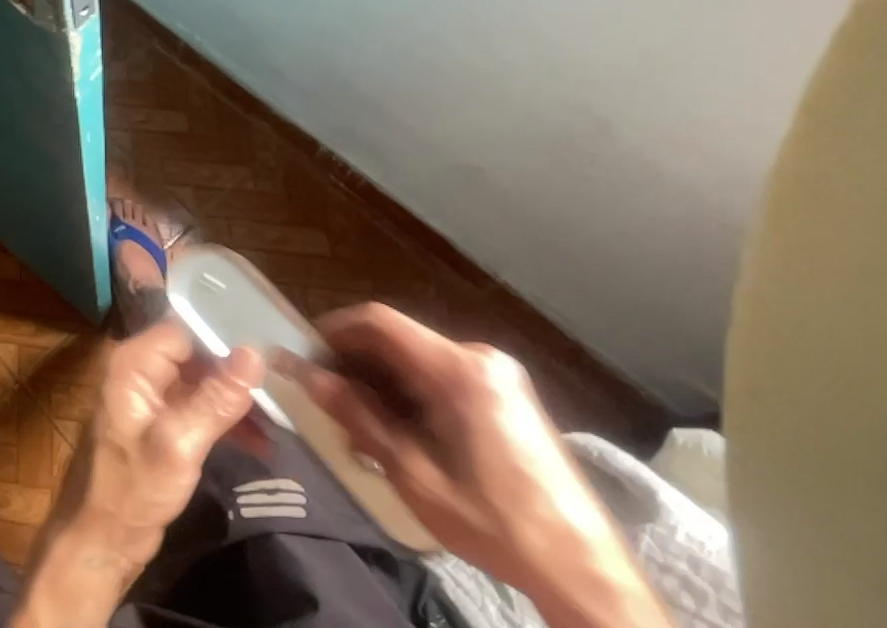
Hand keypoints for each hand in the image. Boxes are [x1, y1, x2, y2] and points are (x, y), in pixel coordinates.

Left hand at [12, 318, 261, 627]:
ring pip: (201, 382)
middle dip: (237, 371)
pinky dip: (225, 421)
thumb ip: (216, 398)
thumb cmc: (132, 488)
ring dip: (236, 401)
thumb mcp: (180, 443)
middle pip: (196, 353)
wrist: (100, 541)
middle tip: (284, 384)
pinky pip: (198, 408)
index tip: (270, 346)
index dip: (224, 335)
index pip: (185, 327)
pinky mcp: (160, 424)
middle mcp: (139, 371)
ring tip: (280, 420)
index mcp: (134, 363)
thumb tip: (253, 353)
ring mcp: (150, 398)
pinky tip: (261, 442)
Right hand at [304, 304, 669, 627]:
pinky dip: (410, 396)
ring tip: (360, 433)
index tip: (303, 359)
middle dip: (354, 367)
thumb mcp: (413, 472)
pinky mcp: (506, 395)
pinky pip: (441, 378)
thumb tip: (309, 376)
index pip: (377, 321)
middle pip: (396, 340)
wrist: (583, 566)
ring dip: (380, 385)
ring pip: (416, 360)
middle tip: (327, 406)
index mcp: (457, 369)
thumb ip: (359, 416)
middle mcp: (479, 358)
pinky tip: (399, 437)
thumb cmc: (493, 520)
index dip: (332, 332)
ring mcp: (497, 376)